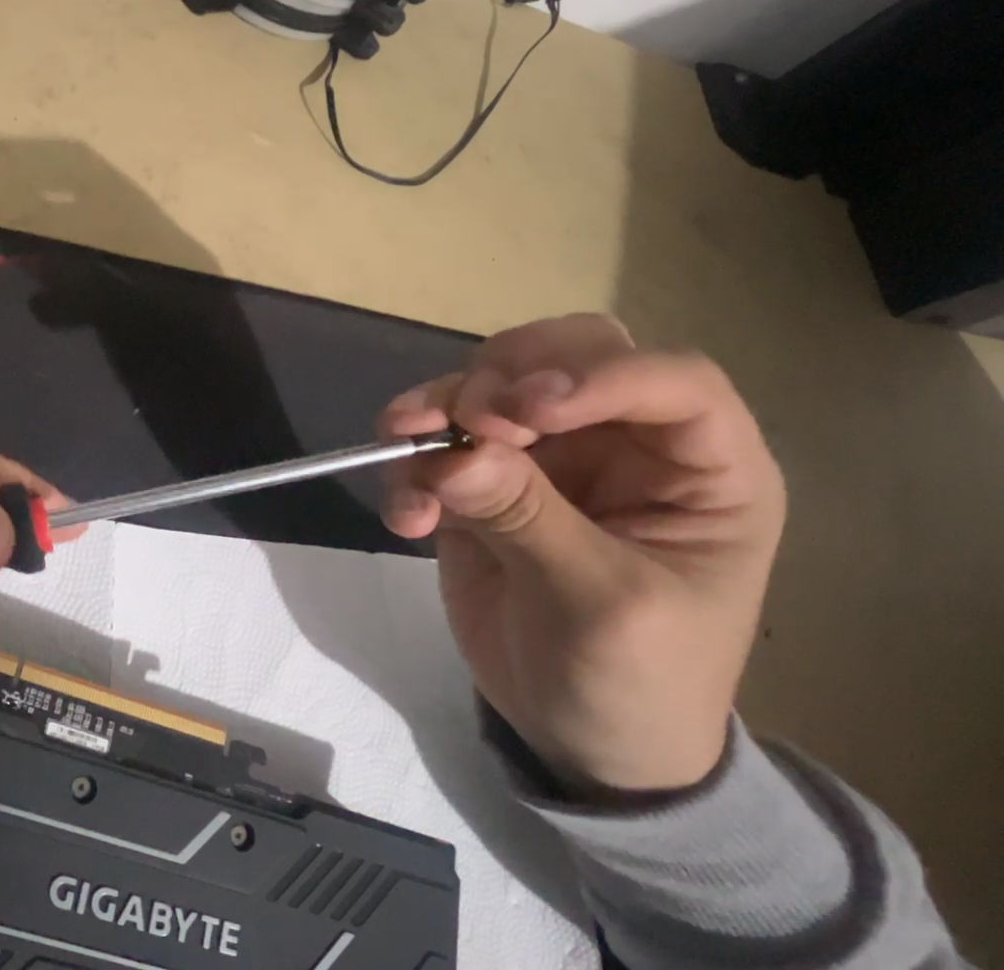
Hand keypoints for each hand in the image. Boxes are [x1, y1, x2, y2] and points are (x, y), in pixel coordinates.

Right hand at [379, 314, 785, 794]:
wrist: (580, 742)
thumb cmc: (634, 681)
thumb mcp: (600, 605)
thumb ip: (530, 520)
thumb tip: (453, 454)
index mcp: (701, 469)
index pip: (668, 381)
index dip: (597, 377)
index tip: (522, 415)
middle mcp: (621, 447)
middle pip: (564, 358)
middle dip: (503, 377)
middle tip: (461, 421)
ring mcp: (546, 464)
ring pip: (487, 392)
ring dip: (437, 413)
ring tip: (399, 449)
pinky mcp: (482, 489)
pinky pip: (437, 450)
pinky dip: (409, 469)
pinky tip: (405, 519)